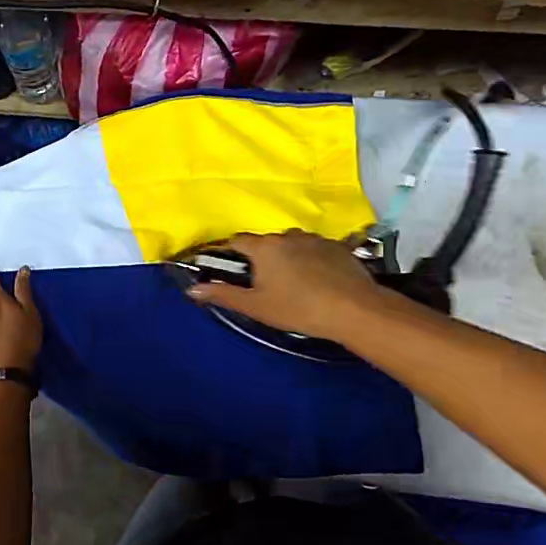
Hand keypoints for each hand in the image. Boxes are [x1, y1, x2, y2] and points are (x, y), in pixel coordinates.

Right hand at [190, 230, 415, 345]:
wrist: (353, 309)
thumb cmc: (298, 308)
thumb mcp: (256, 306)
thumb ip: (223, 294)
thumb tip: (192, 288)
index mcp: (264, 248)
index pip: (238, 241)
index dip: (232, 252)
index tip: (232, 268)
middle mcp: (287, 236)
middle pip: (266, 243)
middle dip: (263, 258)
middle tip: (267, 284)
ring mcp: (314, 239)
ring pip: (292, 244)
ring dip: (288, 256)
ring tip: (295, 282)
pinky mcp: (337, 247)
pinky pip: (316, 249)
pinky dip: (312, 260)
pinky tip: (319, 280)